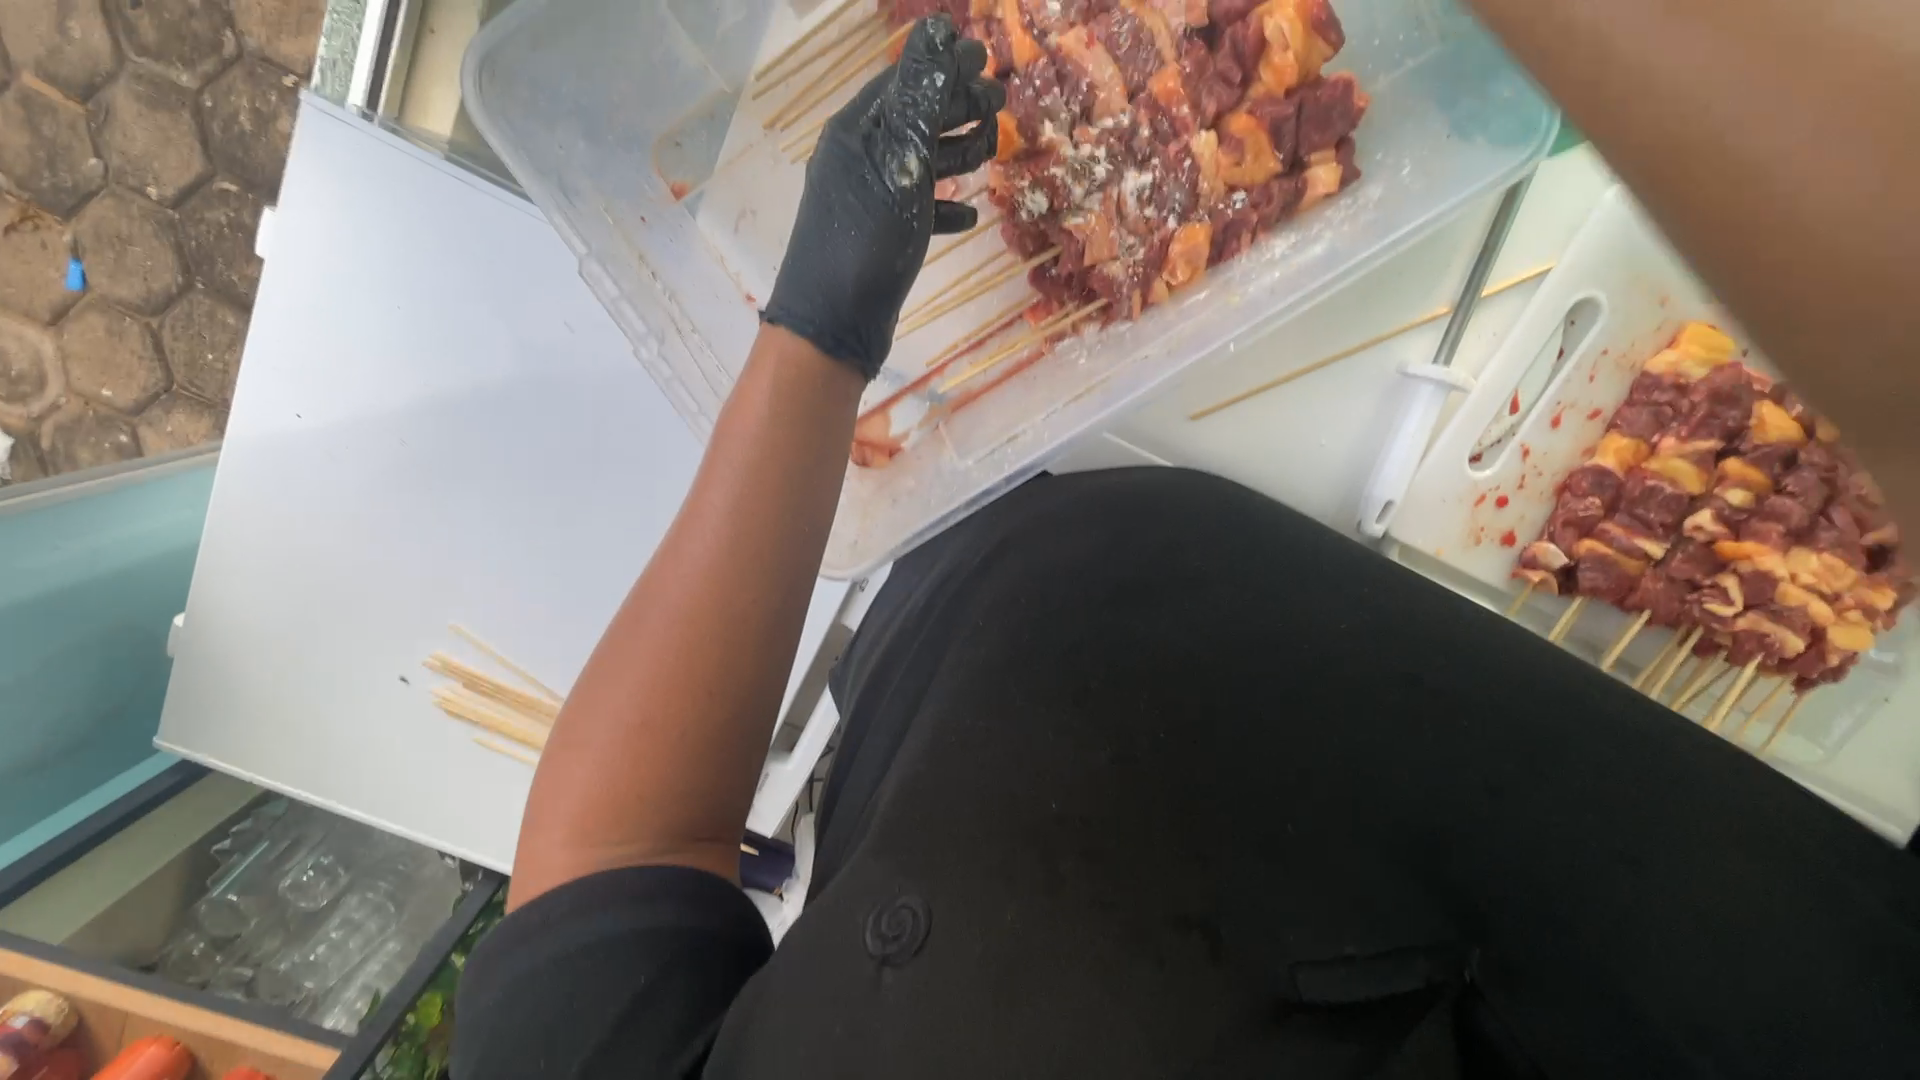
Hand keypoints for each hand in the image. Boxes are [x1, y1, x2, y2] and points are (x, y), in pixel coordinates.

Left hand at [762, 15, 1005, 380]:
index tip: (988, 62)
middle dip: (958, 110)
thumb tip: (939, 31)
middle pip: (915, 119)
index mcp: (856, 131)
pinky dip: (942, 207)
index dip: (947, 68)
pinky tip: (968, 214)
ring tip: (991, 155)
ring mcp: (867, 200)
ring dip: (956, 156)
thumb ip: (920, 99)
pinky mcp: (878, 237)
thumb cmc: (866, 242)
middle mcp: (857, 158)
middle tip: (1000, 107)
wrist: (833, 325)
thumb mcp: (899, 165)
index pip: (905, 81)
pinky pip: (916, 209)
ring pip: (919, 164)